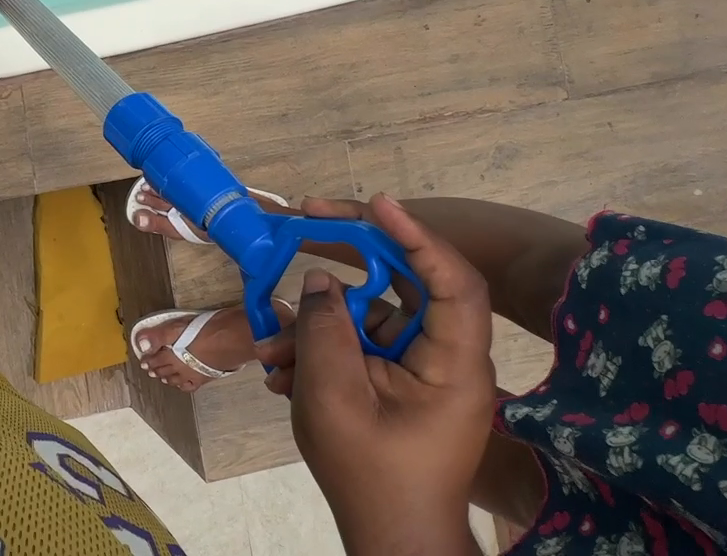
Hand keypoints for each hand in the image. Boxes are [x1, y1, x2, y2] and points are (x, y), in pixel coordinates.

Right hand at [255, 196, 494, 555]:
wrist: (390, 537)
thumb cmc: (369, 471)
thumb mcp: (333, 394)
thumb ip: (323, 327)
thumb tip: (320, 280)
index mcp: (455, 366)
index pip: (453, 282)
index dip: (417, 237)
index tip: (376, 204)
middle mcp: (447, 359)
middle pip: (404, 288)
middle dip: (346, 267)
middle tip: (301, 232)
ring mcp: (423, 370)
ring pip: (371, 318)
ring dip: (318, 326)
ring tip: (272, 353)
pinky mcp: (399, 381)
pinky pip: (361, 344)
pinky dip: (321, 349)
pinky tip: (284, 371)